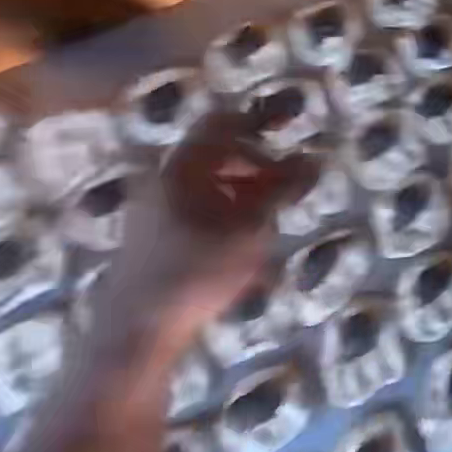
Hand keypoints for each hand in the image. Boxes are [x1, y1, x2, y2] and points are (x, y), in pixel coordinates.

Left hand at [86, 112, 317, 372]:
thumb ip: (281, 189)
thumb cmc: (197, 272)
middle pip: (217, 153)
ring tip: (279, 207)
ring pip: (210, 180)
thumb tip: (314, 158)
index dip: (258, 119)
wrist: (137, 331)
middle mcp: (164, 181)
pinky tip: (250, 231)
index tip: (291, 124)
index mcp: (182, 171)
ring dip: (248, 184)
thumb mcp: (250, 228)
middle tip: (296, 177)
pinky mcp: (158, 235)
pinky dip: (231, 204)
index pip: (221, 125)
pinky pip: (201, 203)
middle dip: (260, 159)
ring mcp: (157, 209)